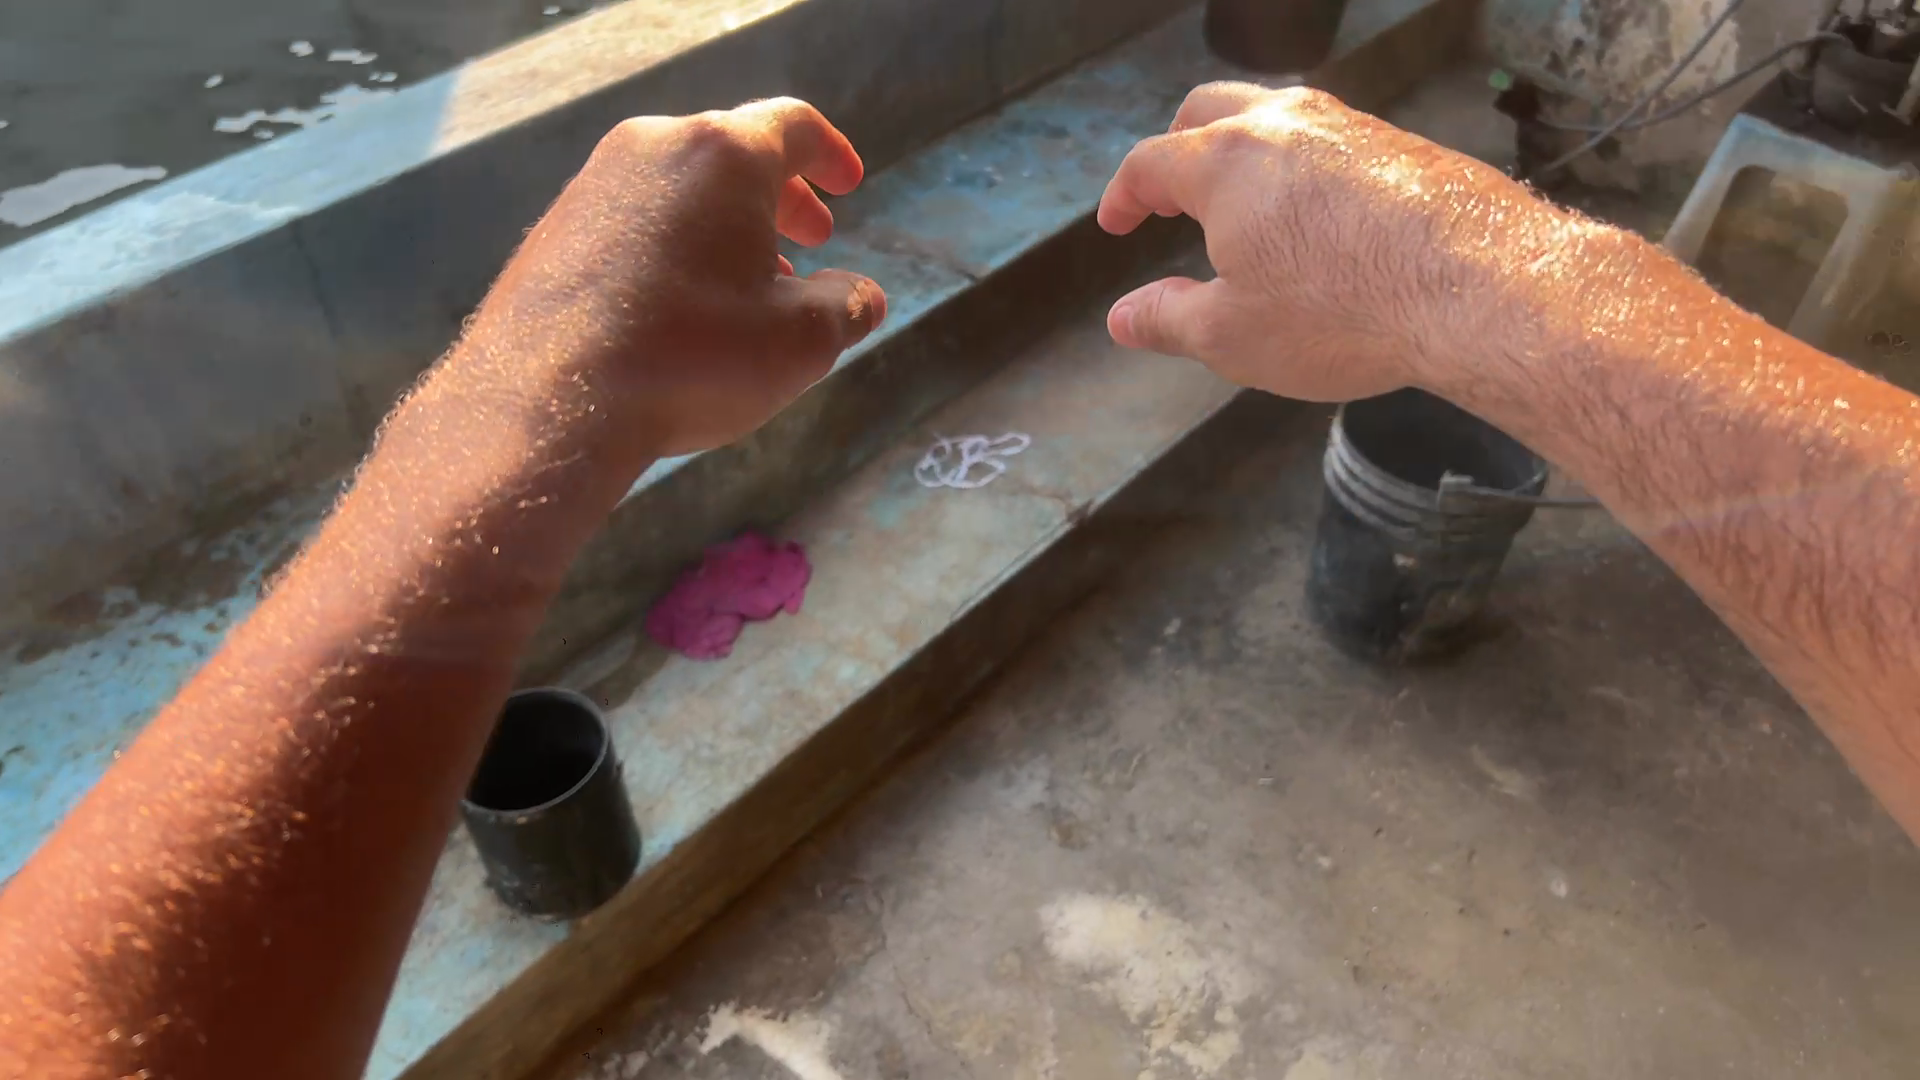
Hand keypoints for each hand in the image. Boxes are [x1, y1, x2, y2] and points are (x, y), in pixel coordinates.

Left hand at [449, 97, 887, 461]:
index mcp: (723, 158)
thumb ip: (848, 307)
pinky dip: (684, 246)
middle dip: (785, 196)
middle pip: (736, 154)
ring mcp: (594, 185)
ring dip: (734, 227)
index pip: (793, 126)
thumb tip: (863, 295)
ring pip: (686, 190)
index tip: (849, 181)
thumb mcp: (804, 341)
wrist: (552, 400)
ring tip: (757, 281)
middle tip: (814, 236)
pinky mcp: (556, 230)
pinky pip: (642, 221)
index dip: (832, 153)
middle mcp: (653, 149)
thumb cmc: (697, 358)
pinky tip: (690, 304)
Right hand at [1098, 82, 1583, 401]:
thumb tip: (1121, 317)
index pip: (1150, 162)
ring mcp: (1349, 127)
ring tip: (1233, 206)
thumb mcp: (1227, 336)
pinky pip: (1323, 140)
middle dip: (1174, 152)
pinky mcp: (1399, 145)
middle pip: (1206, 110)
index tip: (1115, 223)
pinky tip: (1304, 217)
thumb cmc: (1334, 316)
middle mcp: (1285, 125)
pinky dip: (1289, 168)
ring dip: (1235, 153)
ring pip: (1271, 116)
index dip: (1122, 194)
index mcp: (1226, 164)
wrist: (1480, 294)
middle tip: (1167, 199)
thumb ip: (1165, 320)